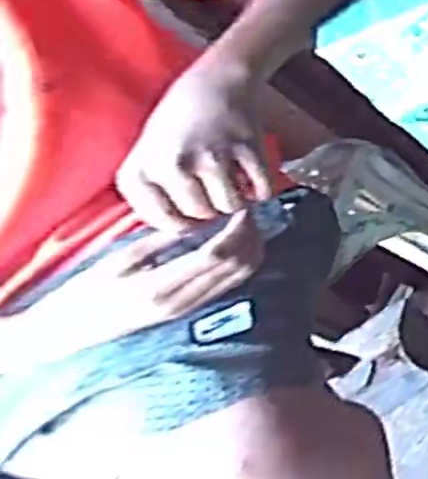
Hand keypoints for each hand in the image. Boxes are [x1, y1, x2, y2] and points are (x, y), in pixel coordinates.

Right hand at [0, 213, 262, 370]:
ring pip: (243, 273)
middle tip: (247, 214)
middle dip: (252, 234)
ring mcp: (186, 307)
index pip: (218, 253)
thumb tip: (202, 218)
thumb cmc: (81, 294)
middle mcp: (178, 300)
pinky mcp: (190, 309)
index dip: (239, 227)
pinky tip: (239, 244)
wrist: (58, 334)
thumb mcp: (116, 262)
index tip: (242, 208)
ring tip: (245, 226)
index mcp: (156, 287)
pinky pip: (233, 282)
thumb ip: (162, 240)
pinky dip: (246, 259)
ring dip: (254, 246)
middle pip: (238, 262)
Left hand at [117, 63, 272, 230]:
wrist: (214, 86)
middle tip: (223, 203)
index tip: (199, 218)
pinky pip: (261, 183)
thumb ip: (153, 190)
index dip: (186, 224)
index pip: (163, 220)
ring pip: (229, 203)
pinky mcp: (248, 146)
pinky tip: (262, 187)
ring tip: (241, 195)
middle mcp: (172, 168)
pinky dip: (264, 190)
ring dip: (238, 204)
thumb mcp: (147, 157)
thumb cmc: (177, 124)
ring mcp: (213, 156)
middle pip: (200, 213)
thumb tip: (180, 223)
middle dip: (215, 213)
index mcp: (139, 175)